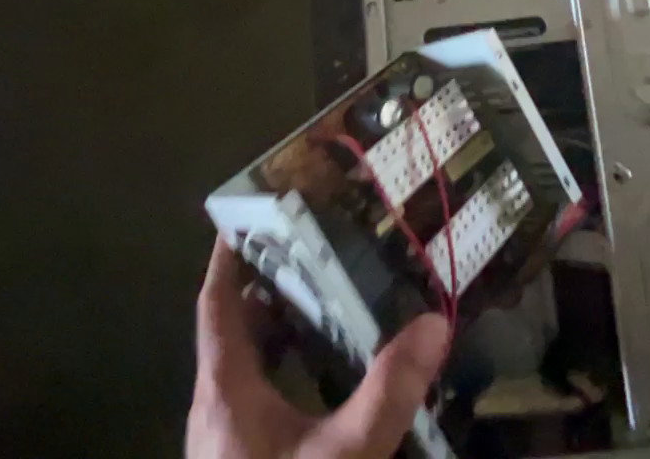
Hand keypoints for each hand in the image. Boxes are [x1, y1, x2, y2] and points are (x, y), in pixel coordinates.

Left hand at [188, 240, 449, 458]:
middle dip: (269, 285)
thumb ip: (389, 391)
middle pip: (235, 330)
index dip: (227, 256)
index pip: (216, 305)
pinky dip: (286, 370)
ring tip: (330, 298)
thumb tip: (433, 324)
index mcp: (226, 391)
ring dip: (280, 329)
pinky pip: (259, 396)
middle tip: (316, 248)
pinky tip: (326, 377)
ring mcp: (227, 440)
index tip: (244, 213)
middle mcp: (217, 408)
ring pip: (247, 365)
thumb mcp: (345, 454)